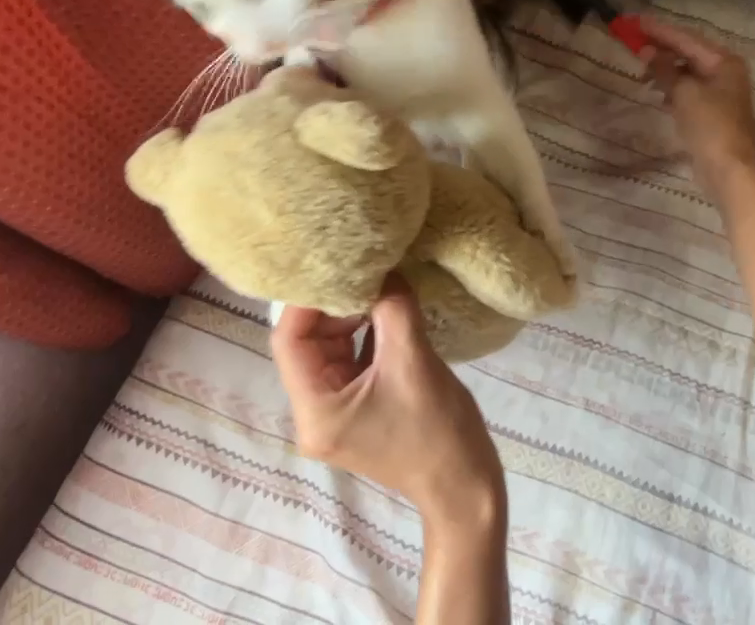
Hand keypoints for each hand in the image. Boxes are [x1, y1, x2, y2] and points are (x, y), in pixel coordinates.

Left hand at [271, 276, 504, 528]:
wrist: (465, 486)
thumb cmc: (437, 429)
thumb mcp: (413, 360)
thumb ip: (392, 308)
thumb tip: (384, 268)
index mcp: (314, 410)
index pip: (289, 341)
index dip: (307, 300)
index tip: (337, 267)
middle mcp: (313, 414)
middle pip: (306, 344)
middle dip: (334, 306)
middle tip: (367, 275)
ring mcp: (334, 414)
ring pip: (328, 350)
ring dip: (351, 318)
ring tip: (379, 289)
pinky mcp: (356, 410)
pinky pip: (349, 362)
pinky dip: (364, 335)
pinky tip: (386, 312)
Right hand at [639, 17, 754, 181]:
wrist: (731, 169)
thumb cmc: (710, 125)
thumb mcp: (685, 92)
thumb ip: (665, 69)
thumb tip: (647, 51)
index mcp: (724, 61)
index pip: (686, 39)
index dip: (659, 30)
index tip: (634, 22)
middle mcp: (725, 72)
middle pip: (687, 53)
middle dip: (661, 48)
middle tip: (632, 40)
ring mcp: (719, 93)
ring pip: (687, 72)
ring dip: (664, 68)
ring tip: (640, 66)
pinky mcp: (711, 112)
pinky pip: (688, 90)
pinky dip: (671, 87)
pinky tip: (655, 90)